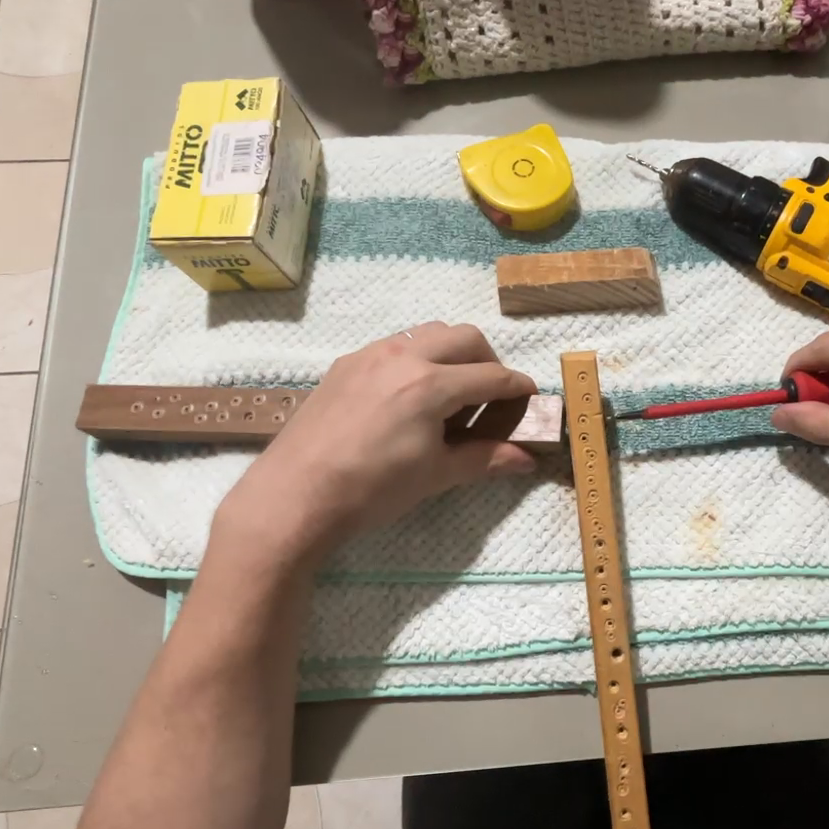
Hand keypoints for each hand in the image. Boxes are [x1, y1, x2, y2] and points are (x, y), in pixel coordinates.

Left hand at [214, 322, 538, 560]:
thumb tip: (527, 460)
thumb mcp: (436, 476)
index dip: (520, 389)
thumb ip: (485, 459)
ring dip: (453, 354)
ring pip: (428, 333)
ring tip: (451, 395)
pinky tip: (410, 399)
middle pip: (465, 337)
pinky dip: (419, 359)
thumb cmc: (372, 490)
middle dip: (489, 362)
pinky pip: (396, 345)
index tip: (532, 401)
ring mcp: (370, 354)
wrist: (296, 495)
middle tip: (492, 398)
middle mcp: (403, 356)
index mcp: (431, 384)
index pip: (492, 376)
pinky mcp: (346, 364)